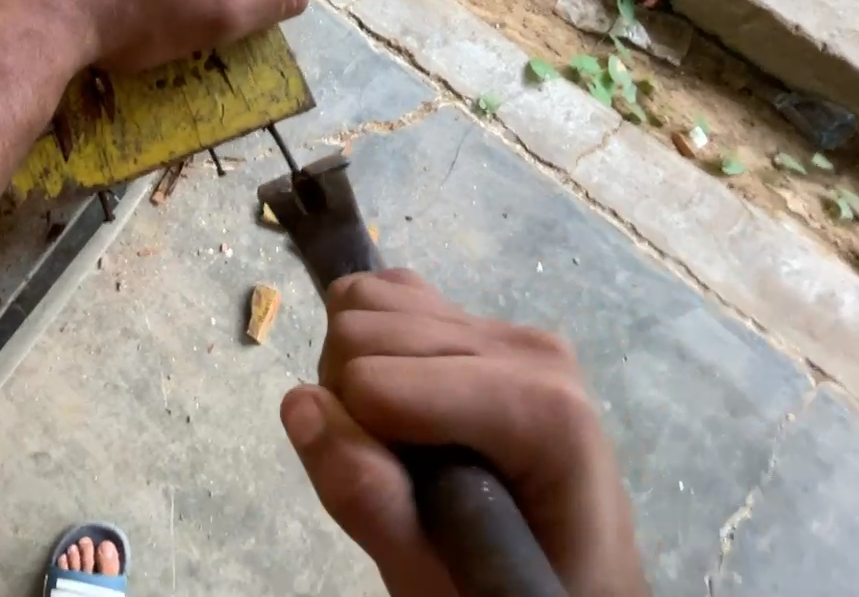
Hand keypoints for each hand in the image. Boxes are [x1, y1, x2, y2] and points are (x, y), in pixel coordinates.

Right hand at [280, 270, 647, 596]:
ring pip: (358, 300)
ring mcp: (501, 324)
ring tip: (397, 429)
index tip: (404, 494)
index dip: (360, 442)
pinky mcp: (474, 314)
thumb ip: (367, 499)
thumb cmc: (501, 587)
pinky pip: (376, 291)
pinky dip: (363, 337)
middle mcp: (525, 346)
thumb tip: (300, 403)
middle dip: (349, 399)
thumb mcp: (429, 579)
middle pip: (358, 330)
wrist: (559, 573)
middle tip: (393, 463)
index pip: (372, 382)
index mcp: (538, 409)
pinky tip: (399, 388)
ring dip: (350, 366)